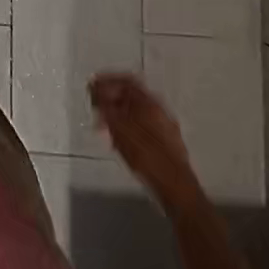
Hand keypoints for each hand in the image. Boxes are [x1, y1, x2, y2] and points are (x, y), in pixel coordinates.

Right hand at [89, 72, 198, 202]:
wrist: (176, 188)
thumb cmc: (146, 156)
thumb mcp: (120, 128)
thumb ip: (106, 107)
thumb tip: (96, 88)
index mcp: (150, 104)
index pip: (126, 81)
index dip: (107, 79)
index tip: (92, 84)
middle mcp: (160, 111)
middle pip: (132, 95)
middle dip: (111, 98)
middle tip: (96, 106)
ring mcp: (165, 128)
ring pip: (137, 112)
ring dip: (118, 114)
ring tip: (104, 126)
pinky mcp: (166, 144)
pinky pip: (142, 126)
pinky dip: (128, 127)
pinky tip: (119, 141)